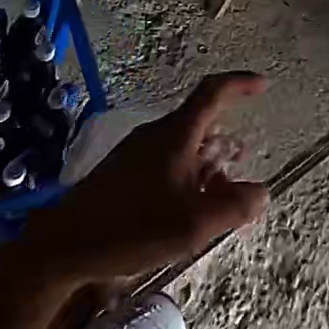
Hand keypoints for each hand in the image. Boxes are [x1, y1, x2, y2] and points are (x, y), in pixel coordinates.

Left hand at [18, 72, 268, 282]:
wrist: (66, 243)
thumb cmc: (133, 228)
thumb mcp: (194, 223)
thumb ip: (234, 206)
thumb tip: (260, 192)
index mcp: (174, 136)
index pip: (212, 93)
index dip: (239, 84)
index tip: (262, 85)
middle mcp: (154, 136)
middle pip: (200, 128)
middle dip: (225, 149)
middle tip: (240, 177)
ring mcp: (136, 154)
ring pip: (183, 150)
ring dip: (207, 170)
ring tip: (219, 202)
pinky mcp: (123, 173)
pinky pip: (166, 165)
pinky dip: (186, 180)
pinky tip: (187, 212)